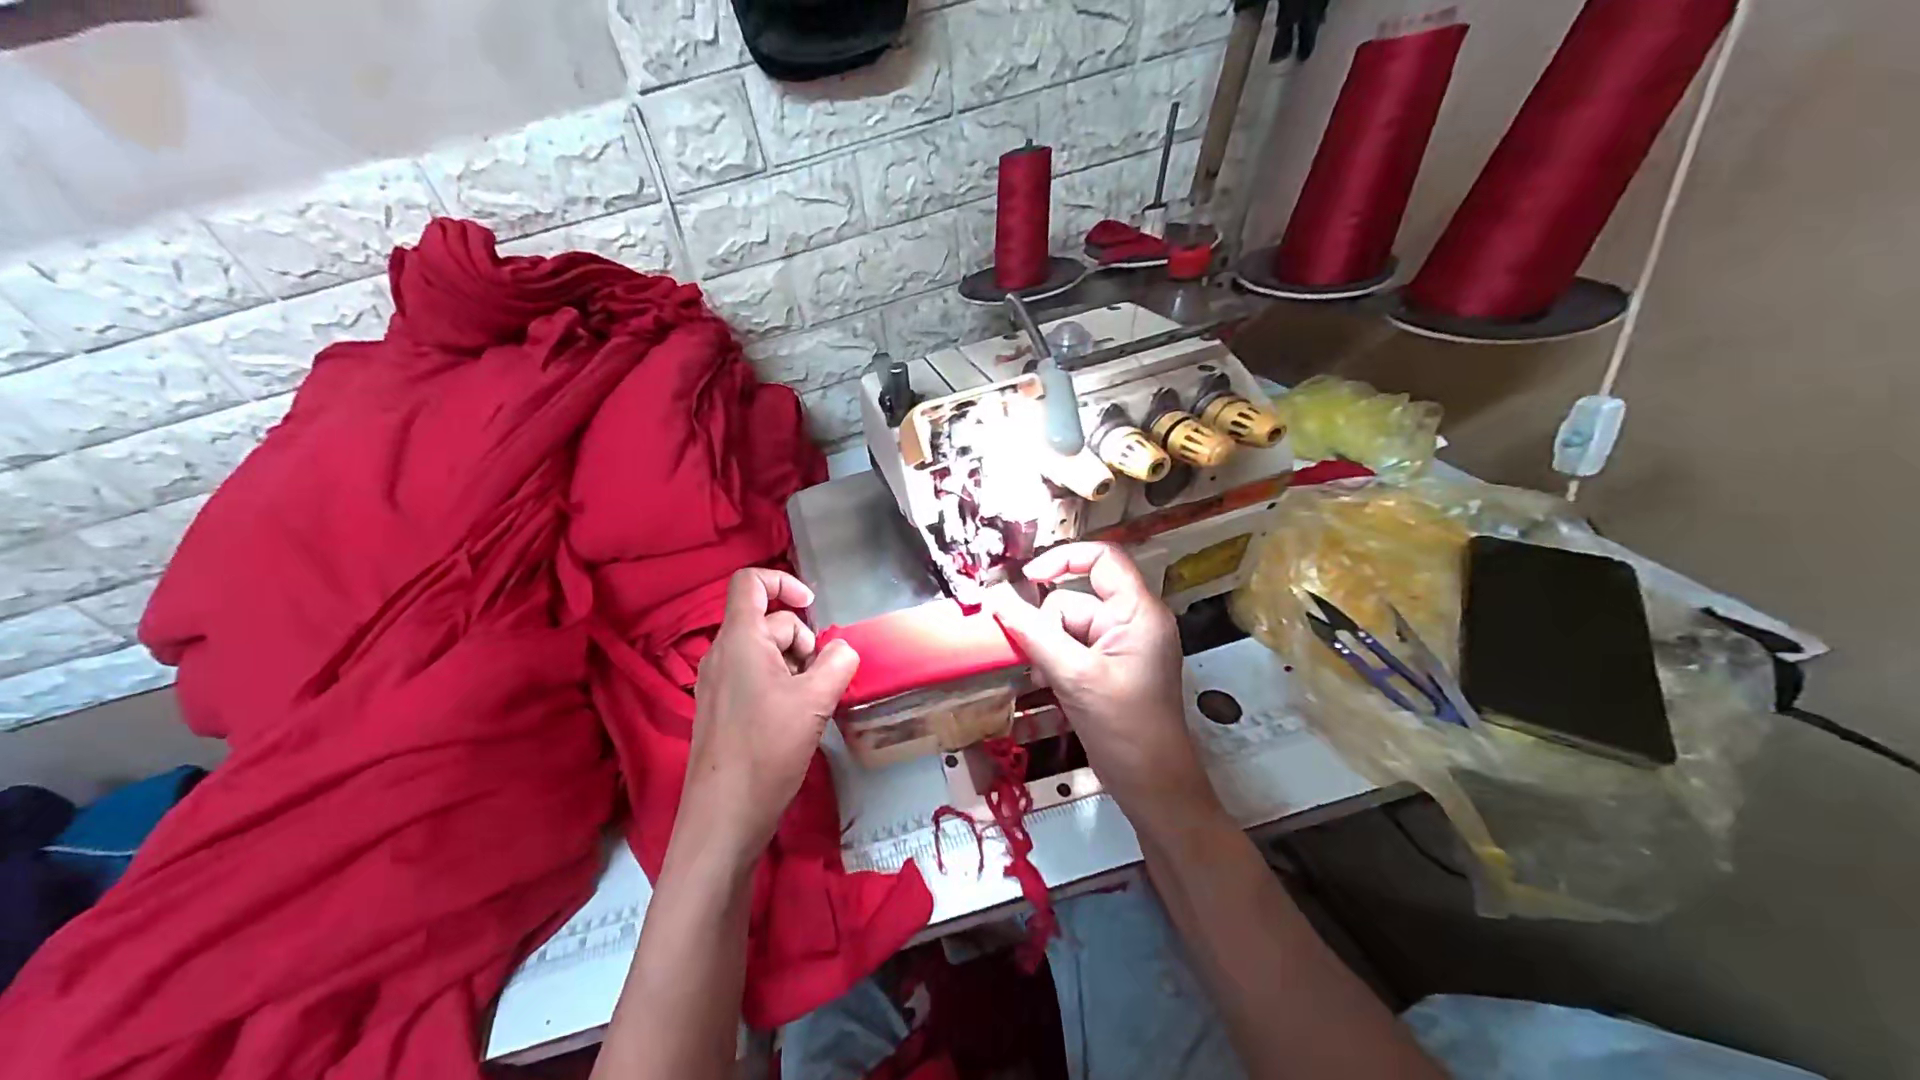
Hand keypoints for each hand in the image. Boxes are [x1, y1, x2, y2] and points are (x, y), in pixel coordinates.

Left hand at [677, 569, 859, 871]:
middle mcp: (723, 654)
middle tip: (819, 680)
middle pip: (770, 622)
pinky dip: (781, 685)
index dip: (784, 582)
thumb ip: (837, 663)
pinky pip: (756, 677)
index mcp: (740, 640)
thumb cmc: (767, 750)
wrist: (724, 815)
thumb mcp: (814, 701)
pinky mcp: (722, 708)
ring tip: (810, 703)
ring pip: (767, 652)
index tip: (813, 608)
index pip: (751, 583)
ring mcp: (719, 682)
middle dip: (803, 642)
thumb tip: (842, 649)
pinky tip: (795, 718)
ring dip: (796, 666)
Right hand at [987, 543, 1221, 828]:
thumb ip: (1033, 634)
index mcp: (1138, 612)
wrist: (1153, 785)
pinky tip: (1046, 685)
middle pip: (1076, 599)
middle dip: (1046, 624)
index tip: (1026, 578)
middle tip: (1029, 656)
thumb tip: (996, 599)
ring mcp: (1121, 647)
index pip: (1103, 558)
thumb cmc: (1125, 729)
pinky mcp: (1110, 668)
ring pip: (1068, 627)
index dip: (1062, 558)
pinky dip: (1055, 662)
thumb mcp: (1075, 676)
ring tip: (1041, 679)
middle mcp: (1132, 622)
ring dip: (1047, 648)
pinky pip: (1073, 649)